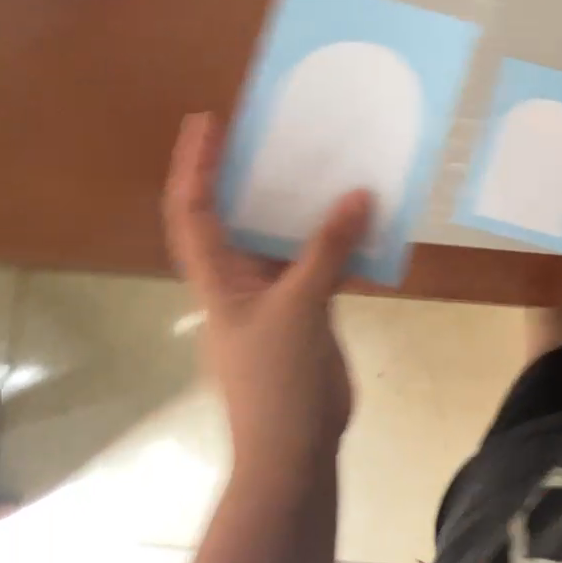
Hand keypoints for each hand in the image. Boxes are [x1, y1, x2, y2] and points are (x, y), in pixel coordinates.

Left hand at [163, 113, 372, 469]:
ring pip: (285, 234)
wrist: (292, 442)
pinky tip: (368, 217)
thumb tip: (359, 193)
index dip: (195, 164)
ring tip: (328, 161)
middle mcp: (240, 278)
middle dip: (248, 172)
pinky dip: (341, 235)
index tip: (208, 120)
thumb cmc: (275, 378)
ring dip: (304, 202)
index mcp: (218, 276)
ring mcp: (275, 293)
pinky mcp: (309, 307)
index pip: (193, 210)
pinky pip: (322, 257)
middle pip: (236, 214)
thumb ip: (328, 250)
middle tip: (275, 128)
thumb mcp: (299, 307)